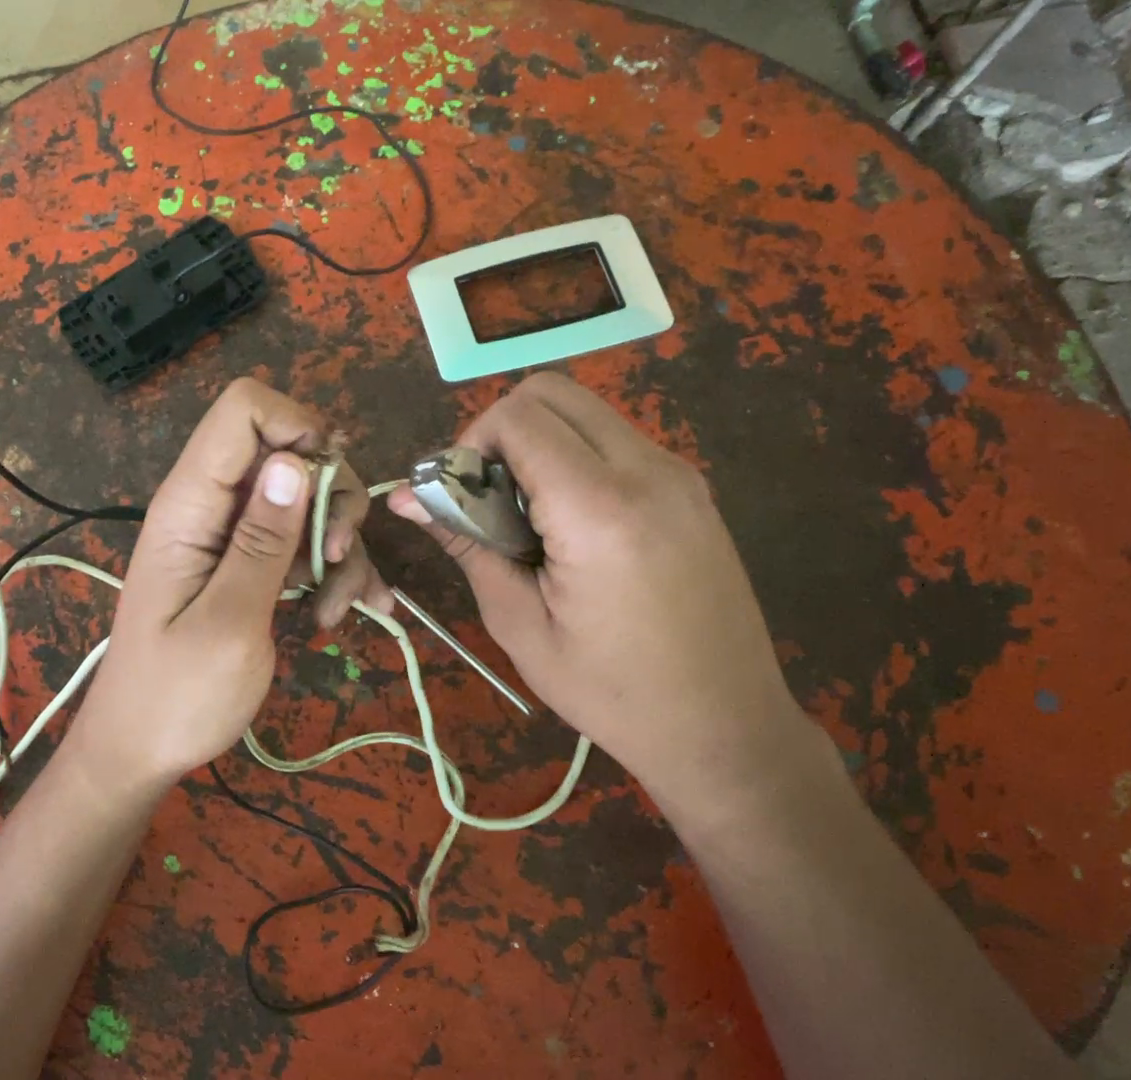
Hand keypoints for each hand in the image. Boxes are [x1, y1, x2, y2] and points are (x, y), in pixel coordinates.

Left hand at [69, 379, 390, 793]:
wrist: (142, 750)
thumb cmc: (176, 697)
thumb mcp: (229, 623)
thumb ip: (262, 542)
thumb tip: (295, 462)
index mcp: (189, 506)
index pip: (243, 411)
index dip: (296, 428)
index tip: (325, 491)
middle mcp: (210, 508)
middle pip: (289, 451)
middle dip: (331, 497)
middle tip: (335, 559)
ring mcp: (230, 538)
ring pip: (308, 501)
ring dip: (339, 548)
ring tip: (334, 611)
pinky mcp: (248, 568)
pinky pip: (304, 545)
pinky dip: (334, 573)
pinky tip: (346, 615)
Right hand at [387, 373, 809, 803]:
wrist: (726, 727)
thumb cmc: (610, 689)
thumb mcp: (518, 622)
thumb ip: (465, 542)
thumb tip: (404, 497)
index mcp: (599, 509)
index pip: (517, 417)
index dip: (469, 445)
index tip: (460, 498)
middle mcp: (647, 471)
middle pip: (551, 392)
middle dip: (500, 430)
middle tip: (486, 497)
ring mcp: (677, 475)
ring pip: (584, 412)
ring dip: (538, 443)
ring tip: (526, 519)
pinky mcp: (690, 489)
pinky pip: (614, 440)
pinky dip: (573, 459)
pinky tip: (567, 527)